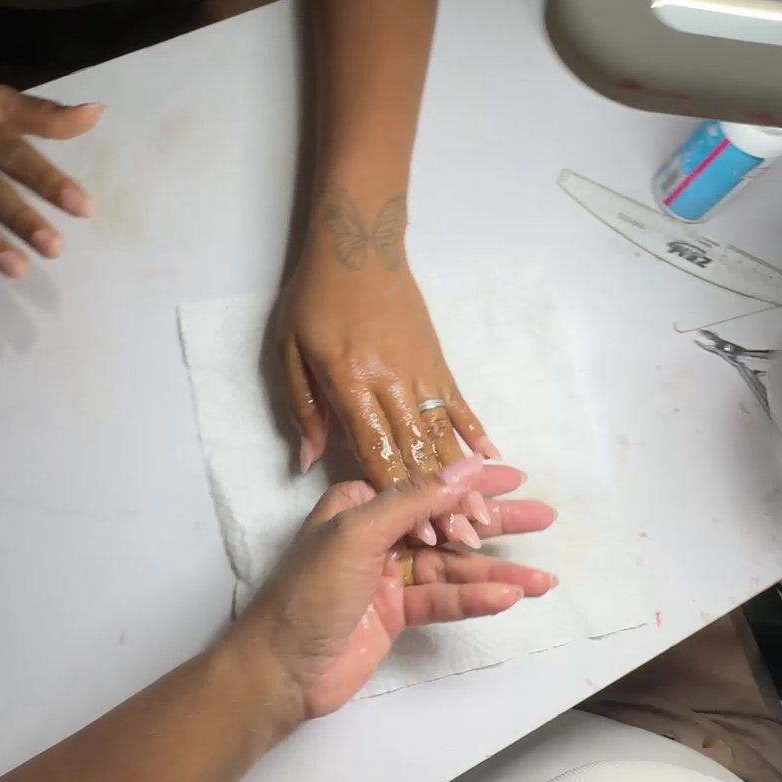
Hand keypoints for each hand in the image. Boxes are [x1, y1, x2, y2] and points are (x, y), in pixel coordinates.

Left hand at [225, 458, 556, 721]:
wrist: (279, 671)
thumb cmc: (310, 591)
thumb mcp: (359, 533)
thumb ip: (416, 499)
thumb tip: (467, 465)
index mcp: (362, 503)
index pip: (426, 485)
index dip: (471, 482)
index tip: (514, 477)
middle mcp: (379, 533)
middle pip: (447, 521)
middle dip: (495, 521)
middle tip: (544, 514)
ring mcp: (390, 574)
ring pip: (453, 566)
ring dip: (496, 571)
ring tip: (544, 577)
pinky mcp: (398, 612)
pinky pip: (444, 599)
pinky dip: (475, 600)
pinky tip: (509, 597)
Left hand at [277, 190, 498, 547]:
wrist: (357, 242)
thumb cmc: (314, 299)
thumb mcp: (289, 352)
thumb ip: (304, 408)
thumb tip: (309, 459)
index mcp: (350, 384)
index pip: (378, 450)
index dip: (400, 496)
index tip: (422, 532)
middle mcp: (391, 383)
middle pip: (419, 451)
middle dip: (442, 500)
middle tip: (466, 538)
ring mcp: (420, 371)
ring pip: (444, 433)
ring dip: (464, 477)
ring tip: (486, 512)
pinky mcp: (436, 360)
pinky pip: (458, 401)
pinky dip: (475, 429)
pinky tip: (492, 456)